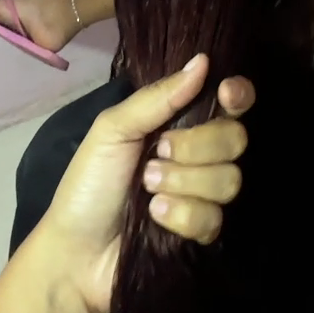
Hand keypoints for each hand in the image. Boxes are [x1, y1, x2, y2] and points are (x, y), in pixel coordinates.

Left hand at [34, 54, 254, 312]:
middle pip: (235, 138)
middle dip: (196, 146)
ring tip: (148, 190)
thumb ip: (158, 97)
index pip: (232, 100)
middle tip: (157, 153)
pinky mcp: (203, 232)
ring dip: (183, 183)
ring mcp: (205, 194)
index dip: (238, 94)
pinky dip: (180, 216)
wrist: (75, 252)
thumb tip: (203, 60)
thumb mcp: (113, 129)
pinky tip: (154, 217)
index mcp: (182, 121)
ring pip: (229, 179)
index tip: (225, 94)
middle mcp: (201, 153)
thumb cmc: (89, 181)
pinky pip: (214, 219)